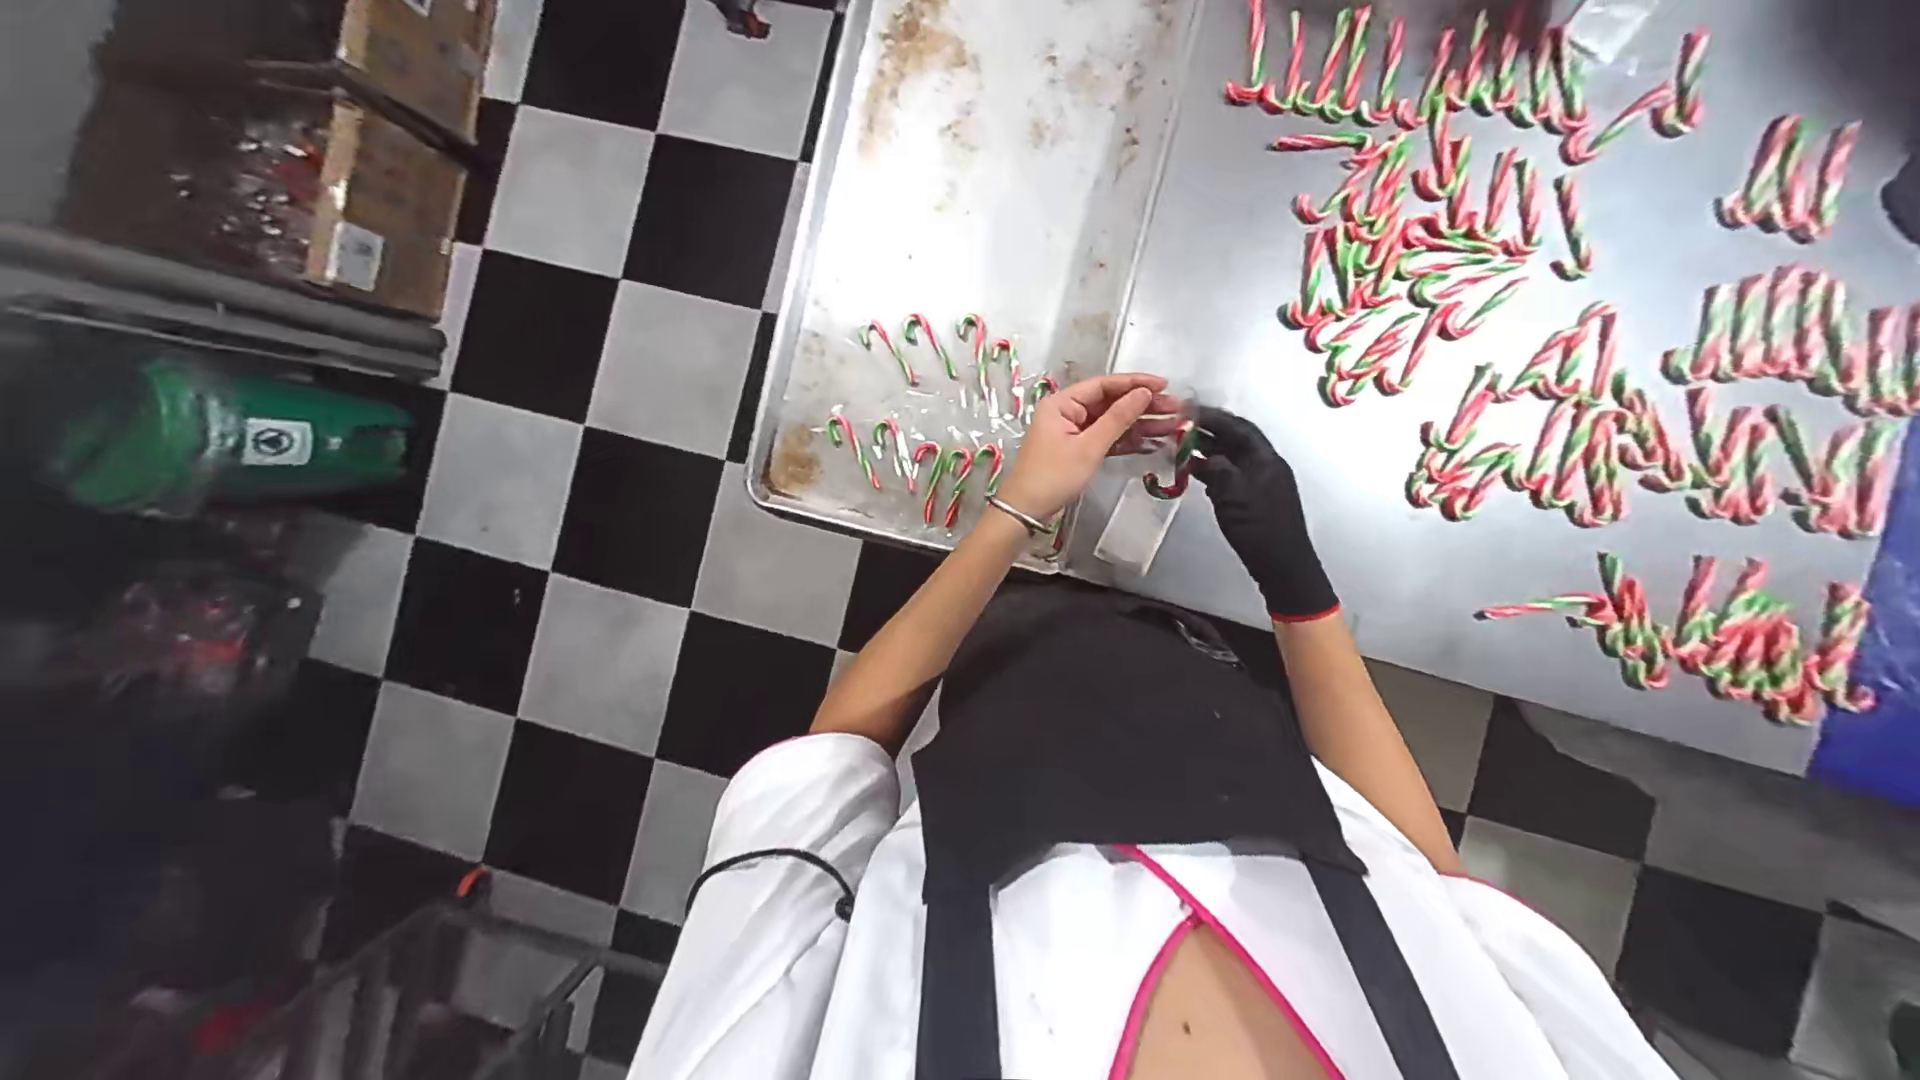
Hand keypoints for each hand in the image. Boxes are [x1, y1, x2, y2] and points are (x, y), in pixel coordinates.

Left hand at [995, 374, 1180, 517]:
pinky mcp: (1077, 449)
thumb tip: (1143, 394)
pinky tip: (1151, 440)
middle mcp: (1066, 412)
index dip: (1135, 383)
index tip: (1164, 385)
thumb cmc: (1052, 476)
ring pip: (1111, 421)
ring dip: (1139, 423)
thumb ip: (1118, 419)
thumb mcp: (1089, 447)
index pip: (1104, 385)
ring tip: (1172, 425)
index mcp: (1062, 403)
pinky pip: (1106, 438)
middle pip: (1110, 402)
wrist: (1026, 510)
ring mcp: (1072, 431)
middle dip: (1142, 405)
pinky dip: (1126, 439)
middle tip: (1175, 407)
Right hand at [1189, 406, 1338, 621]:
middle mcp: (1264, 465)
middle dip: (1208, 431)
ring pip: (1230, 458)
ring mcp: (1258, 482)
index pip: (1238, 427)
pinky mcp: (1251, 498)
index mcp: (1265, 459)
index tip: (1187, 410)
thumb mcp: (1233, 494)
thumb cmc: (1259, 527)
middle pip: (1234, 440)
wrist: (1281, 564)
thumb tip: (1199, 456)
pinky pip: (1228, 475)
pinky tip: (1193, 471)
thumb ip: (1216, 469)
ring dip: (1207, 450)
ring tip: (1180, 446)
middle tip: (1179, 426)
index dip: (1213, 417)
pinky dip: (1210, 469)